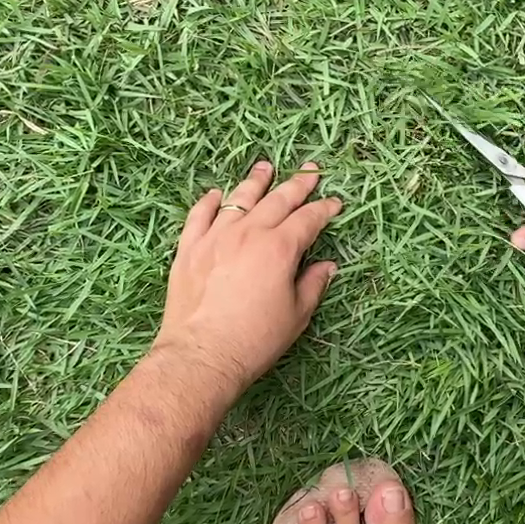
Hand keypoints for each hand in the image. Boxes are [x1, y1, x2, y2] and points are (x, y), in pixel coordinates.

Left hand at [153, 160, 342, 398]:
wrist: (201, 356)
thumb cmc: (255, 339)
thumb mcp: (296, 315)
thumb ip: (312, 284)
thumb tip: (327, 266)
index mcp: (279, 247)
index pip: (308, 219)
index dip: (325, 209)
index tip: (335, 203)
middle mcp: (249, 232)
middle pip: (278, 199)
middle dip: (298, 183)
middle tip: (310, 170)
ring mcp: (215, 237)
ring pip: (239, 199)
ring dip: (256, 181)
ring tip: (265, 167)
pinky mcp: (189, 248)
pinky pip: (199, 215)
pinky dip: (210, 201)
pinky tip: (218, 194)